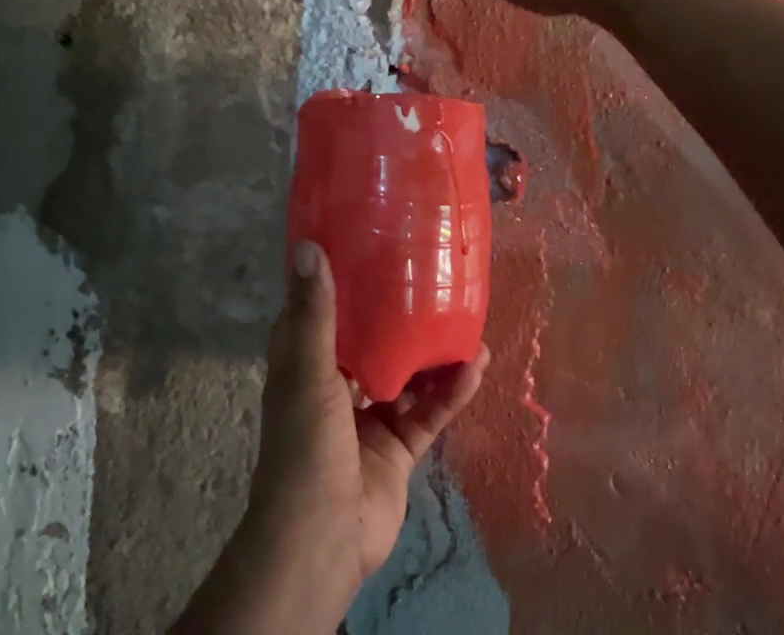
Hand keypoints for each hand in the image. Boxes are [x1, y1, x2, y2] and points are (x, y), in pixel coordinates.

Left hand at [173, 242, 489, 634]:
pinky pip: (430, 410)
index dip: (344, 281)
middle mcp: (337, 386)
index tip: (372, 244)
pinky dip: (452, 390)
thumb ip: (313, 313)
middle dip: (400, 313)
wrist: (324, 538)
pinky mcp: (400, 447)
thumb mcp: (307, 372)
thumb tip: (307, 245)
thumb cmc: (305, 447)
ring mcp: (370, 418)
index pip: (324, 312)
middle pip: (373, 339)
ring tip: (469, 319)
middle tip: (435, 276)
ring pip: (409, 374)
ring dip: (436, 351)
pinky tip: (477, 365)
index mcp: (306, 364)